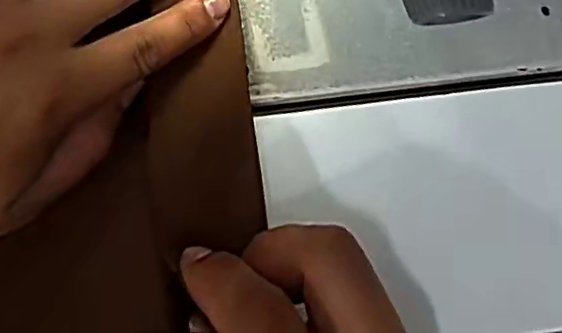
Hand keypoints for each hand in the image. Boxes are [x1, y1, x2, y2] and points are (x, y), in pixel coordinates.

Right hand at [182, 225, 406, 332]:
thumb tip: (202, 314)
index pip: (260, 305)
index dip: (215, 276)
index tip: (195, 265)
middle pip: (327, 252)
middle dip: (270, 247)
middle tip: (232, 269)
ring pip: (350, 263)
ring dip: (299, 263)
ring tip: (265, 290)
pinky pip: (366, 291)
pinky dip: (327, 288)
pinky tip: (301, 311)